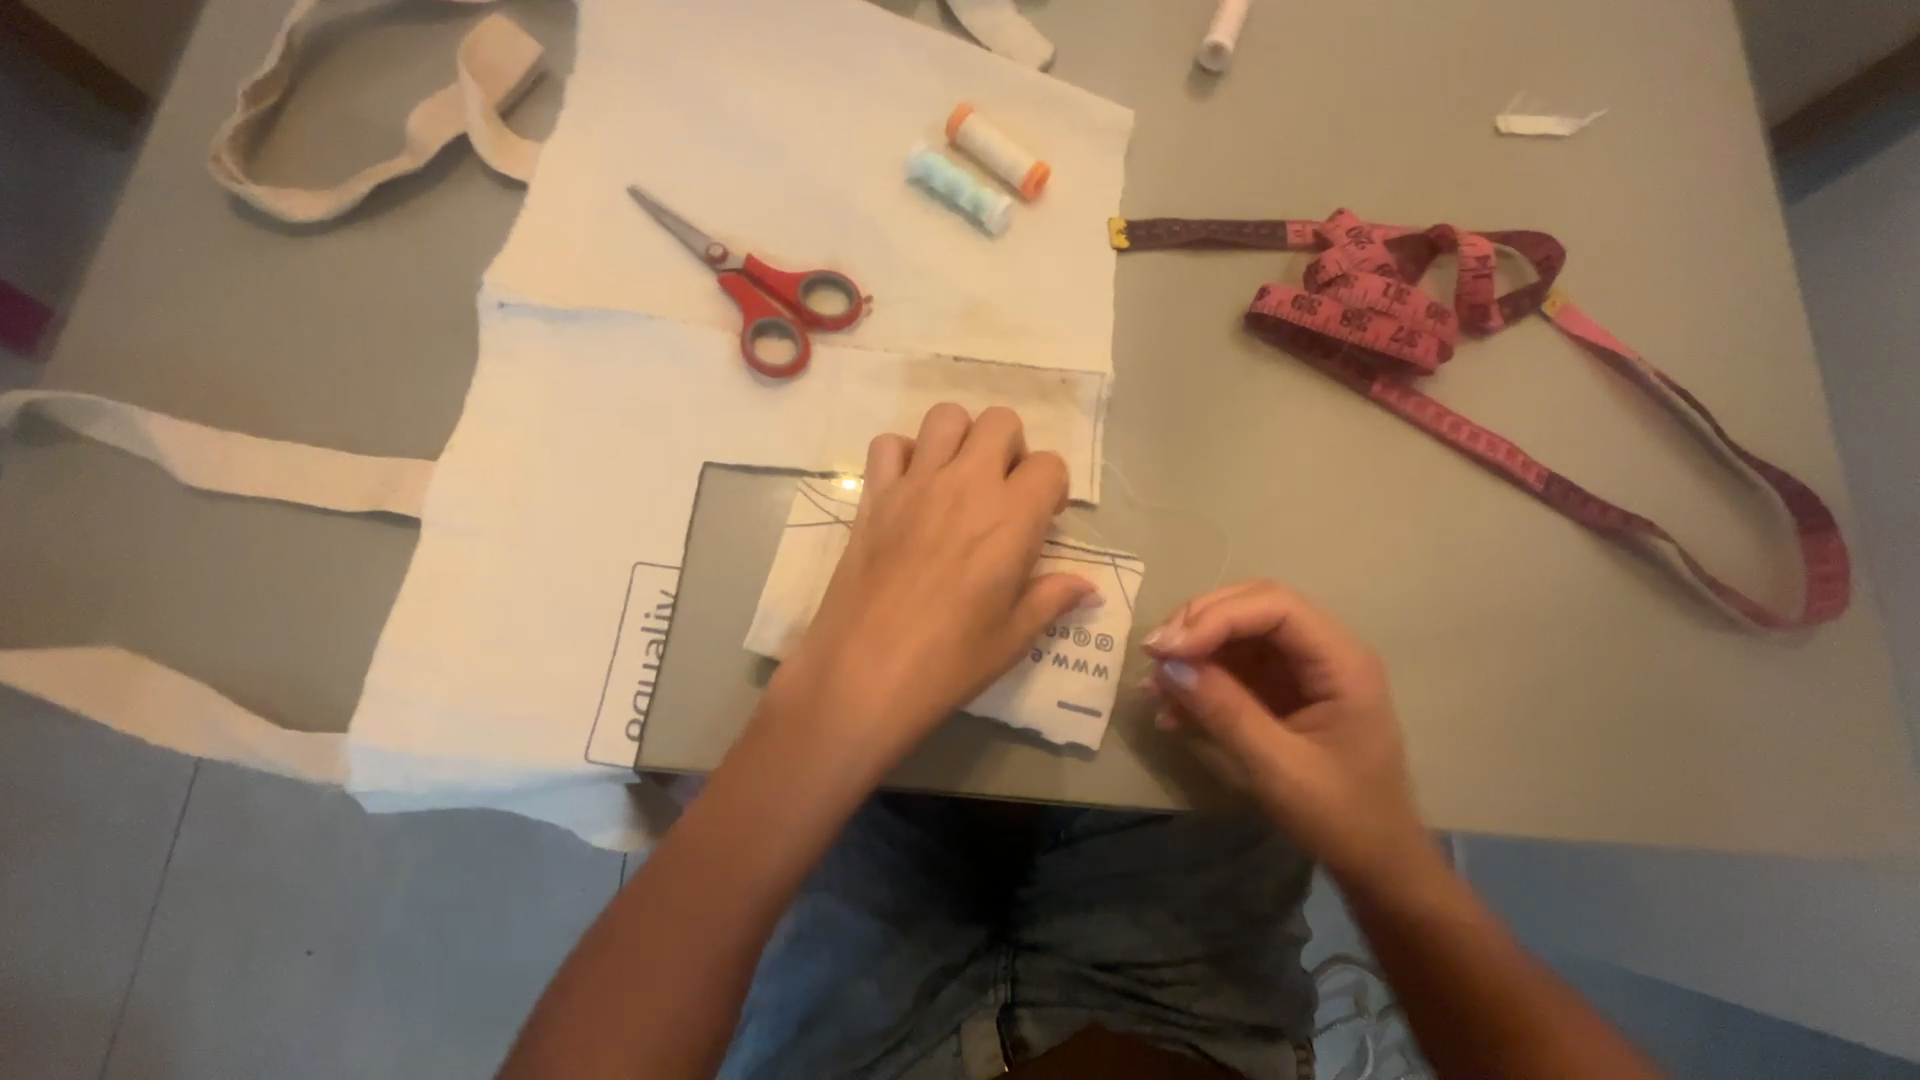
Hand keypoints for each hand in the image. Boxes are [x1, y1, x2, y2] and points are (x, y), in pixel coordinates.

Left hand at [772, 403, 1097, 764]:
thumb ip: (1052, 599)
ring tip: (959, 481)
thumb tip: (1088, 587)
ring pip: (946, 417)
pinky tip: (910, 490)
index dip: (1052, 488)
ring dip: (961, 439)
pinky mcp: (874, 497)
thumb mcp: (1013, 637)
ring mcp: (915, 485)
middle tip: (1003, 493)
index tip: (1042, 520)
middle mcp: (966, 485)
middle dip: (1011, 449)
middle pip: (1001, 422)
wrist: (864, 673)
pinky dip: (903, 455)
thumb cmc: (949, 662)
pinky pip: (889, 445)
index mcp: (1012, 518)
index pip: (1049, 464)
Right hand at [1143, 580, 1432, 884]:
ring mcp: (1303, 670)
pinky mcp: (1283, 690)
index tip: (1167, 650)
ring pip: (1239, 632)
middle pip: (1255, 607)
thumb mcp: (1278, 767)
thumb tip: (1168, 666)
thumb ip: (1225, 711)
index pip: (1274, 606)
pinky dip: (1200, 679)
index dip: (1216, 616)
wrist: (1376, 862)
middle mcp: (1325, 651)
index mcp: (1342, 661)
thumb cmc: (1341, 816)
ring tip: (1154, 684)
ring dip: (1194, 651)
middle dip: (1200, 624)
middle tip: (1155, 654)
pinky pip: (1236, 666)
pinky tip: (1170, 709)